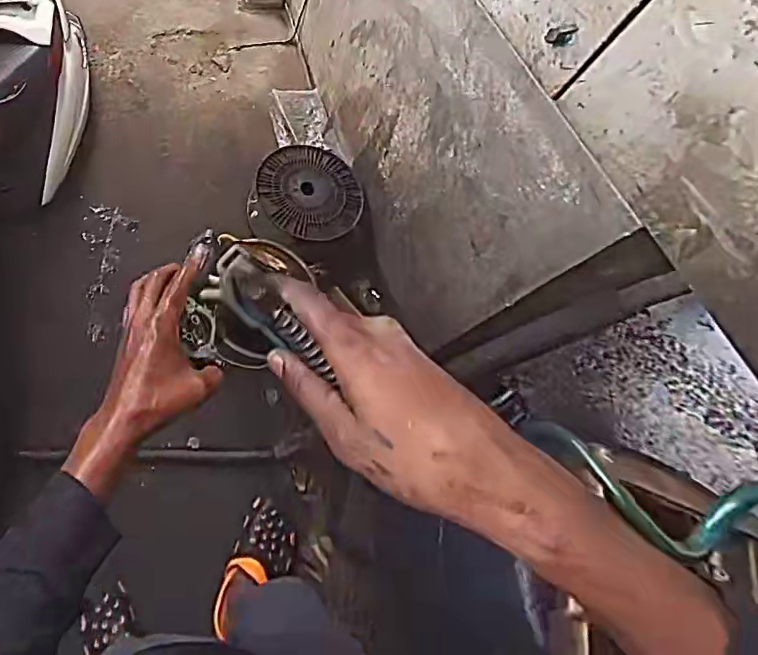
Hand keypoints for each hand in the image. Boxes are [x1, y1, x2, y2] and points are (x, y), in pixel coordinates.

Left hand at [63, 247, 223, 497]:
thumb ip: (213, 375)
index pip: (176, 286)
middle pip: (153, 280)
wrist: (124, 417)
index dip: (190, 268)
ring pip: (138, 289)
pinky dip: (144, 295)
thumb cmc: (151, 401)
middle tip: (185, 265)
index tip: (198, 256)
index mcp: (160, 325)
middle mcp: (142, 321)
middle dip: (171, 268)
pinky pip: (133, 304)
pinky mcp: (125, 339)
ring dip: (154, 278)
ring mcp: (130, 328)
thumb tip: (217, 371)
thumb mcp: (197, 388)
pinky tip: (151, 305)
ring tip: (167, 277)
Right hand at [262, 280, 532, 532]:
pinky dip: (355, 351)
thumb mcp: (345, 435)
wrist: (489, 470)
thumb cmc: (423, 461)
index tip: (268, 286)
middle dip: (305, 319)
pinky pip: (374, 340)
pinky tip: (356, 385)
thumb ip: (307, 389)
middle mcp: (380, 336)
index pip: (310, 301)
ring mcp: (403, 343)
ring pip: (353, 327)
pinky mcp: (418, 356)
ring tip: (319, 372)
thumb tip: (280, 362)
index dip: (284, 289)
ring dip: (331, 339)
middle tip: (284, 337)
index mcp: (355, 349)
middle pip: (330, 311)